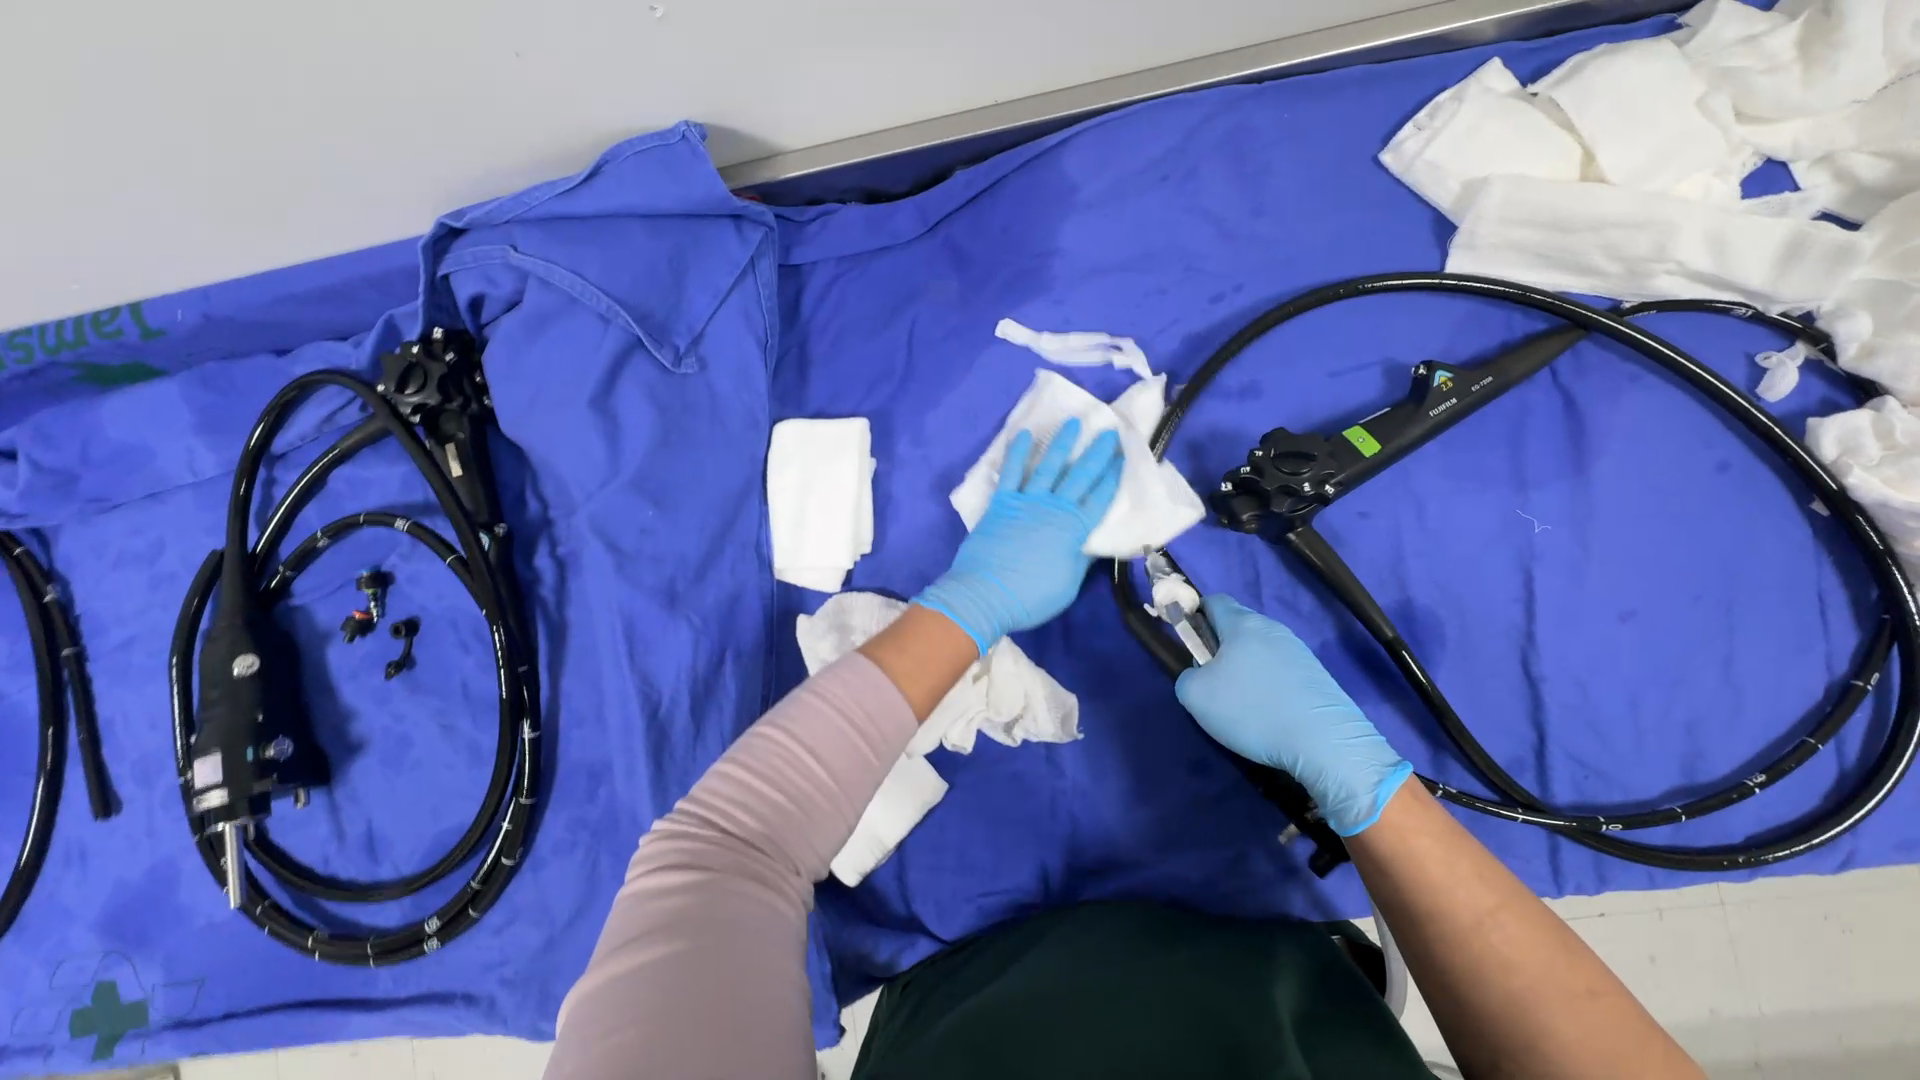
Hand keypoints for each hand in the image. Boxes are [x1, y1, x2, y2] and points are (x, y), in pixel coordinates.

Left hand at [915, 418, 1123, 654]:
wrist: (984, 595)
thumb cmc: (1030, 597)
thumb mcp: (1068, 585)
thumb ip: (1079, 560)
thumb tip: (1091, 543)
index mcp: (1074, 530)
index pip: (1100, 498)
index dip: (1113, 477)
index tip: (1123, 457)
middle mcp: (1054, 509)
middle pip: (1080, 476)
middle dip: (1097, 454)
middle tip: (1109, 432)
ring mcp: (1026, 502)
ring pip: (1048, 466)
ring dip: (1061, 444)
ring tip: (1074, 423)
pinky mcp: (1001, 503)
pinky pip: (1011, 472)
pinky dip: (1017, 452)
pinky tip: (1024, 434)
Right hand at [1175, 595, 1412, 835]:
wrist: (1324, 741)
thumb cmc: (1251, 710)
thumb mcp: (1195, 696)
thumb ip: (1186, 674)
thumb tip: (1199, 673)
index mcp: (1242, 624)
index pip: (1214, 601)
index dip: (1195, 616)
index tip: (1190, 644)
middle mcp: (1273, 628)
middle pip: (1238, 625)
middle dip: (1220, 646)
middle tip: (1212, 681)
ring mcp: (1299, 650)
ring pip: (1260, 648)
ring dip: (1246, 666)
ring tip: (1242, 702)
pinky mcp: (1317, 674)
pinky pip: (1281, 668)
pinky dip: (1269, 683)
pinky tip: (1269, 711)